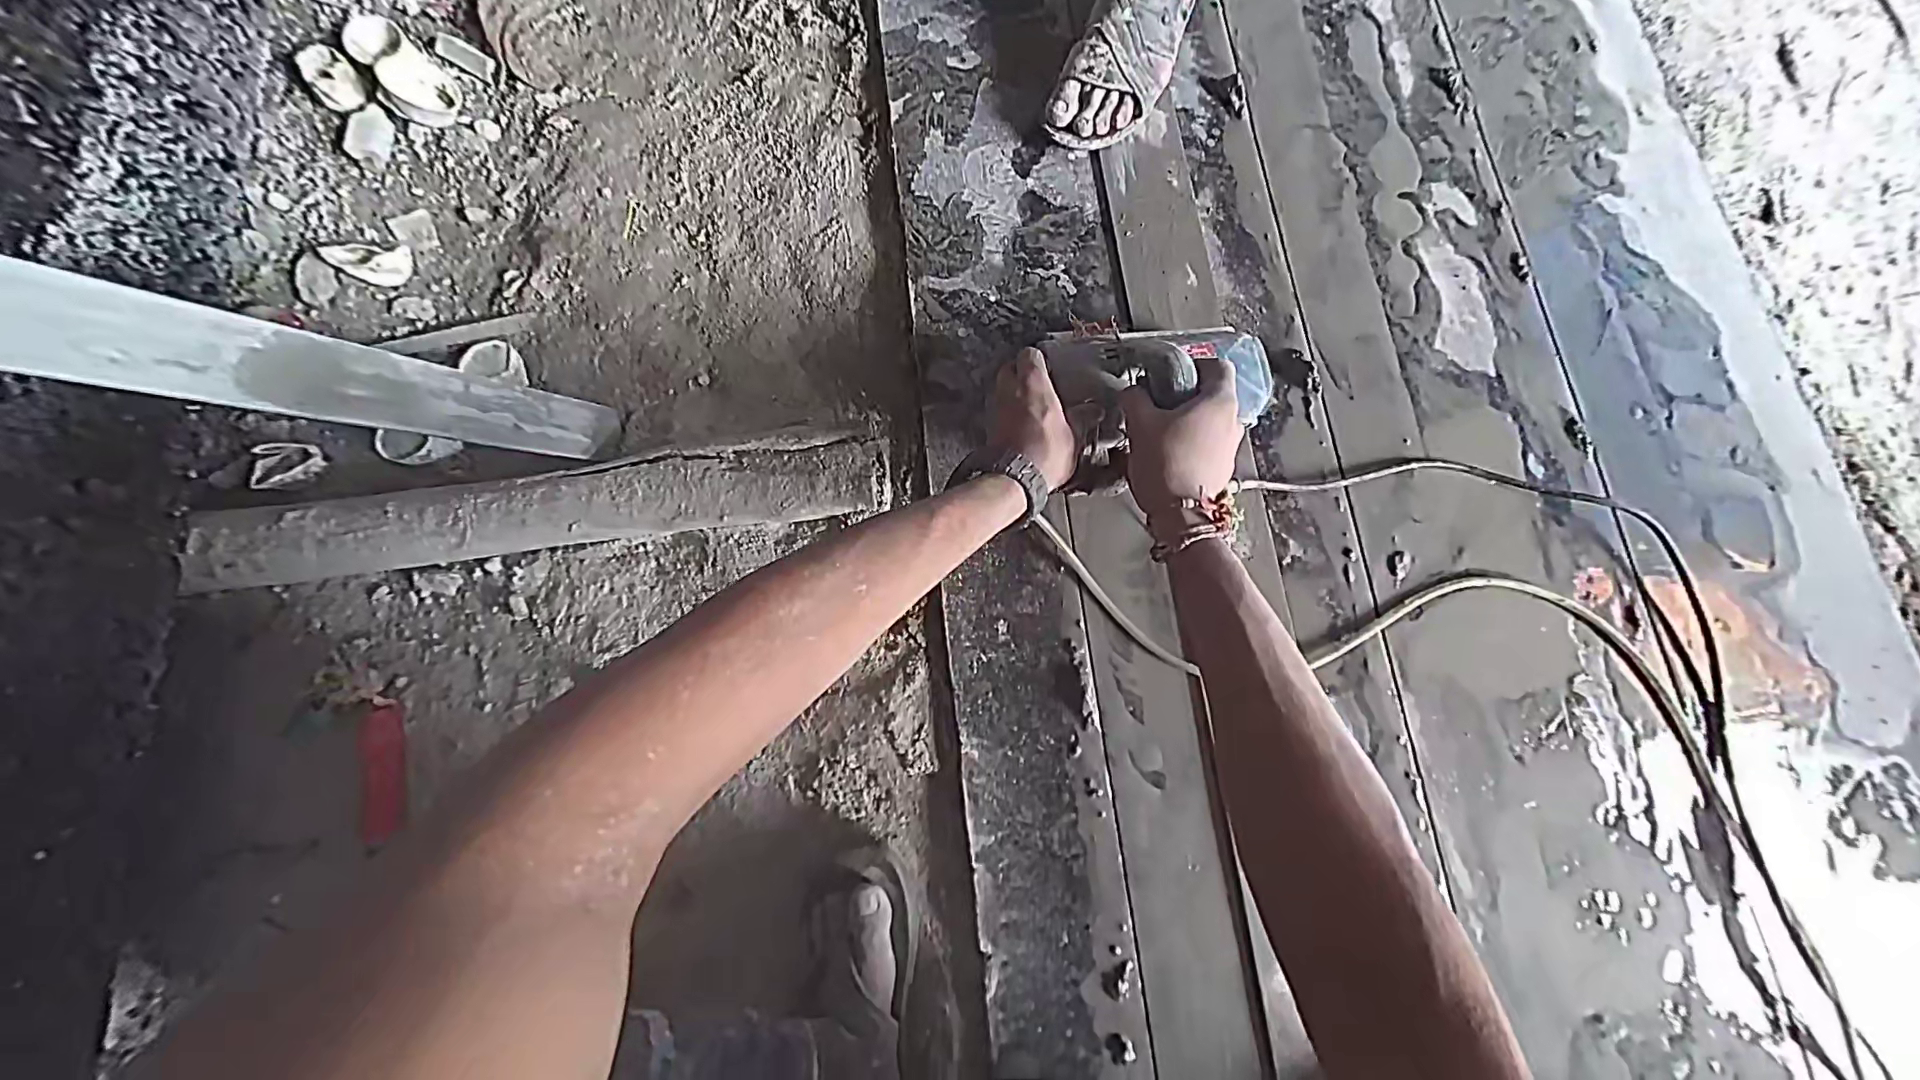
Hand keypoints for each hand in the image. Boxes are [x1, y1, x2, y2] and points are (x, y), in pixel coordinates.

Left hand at [985, 347, 1078, 489]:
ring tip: (1029, 407)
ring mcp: (995, 408)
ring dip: (1012, 395)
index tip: (1049, 367)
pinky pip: (996, 412)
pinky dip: (1005, 415)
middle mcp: (1009, 390)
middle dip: (1021, 374)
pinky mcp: (987, 428)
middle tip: (1038, 386)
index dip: (1039, 359)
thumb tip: (1093, 411)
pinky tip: (1019, 427)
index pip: (1030, 354)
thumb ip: (1082, 419)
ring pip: (1001, 390)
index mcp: (1033, 383)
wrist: (1014, 479)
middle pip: (1010, 368)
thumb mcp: (1073, 436)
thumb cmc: (1043, 454)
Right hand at [1120, 354, 1240, 527]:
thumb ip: (1135, 399)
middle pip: (1214, 394)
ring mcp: (1232, 446)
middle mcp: (1234, 420)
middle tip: (1160, 402)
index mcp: (1220, 401)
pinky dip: (1193, 442)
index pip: (1217, 365)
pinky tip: (1170, 452)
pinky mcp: (1224, 468)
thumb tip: (1132, 391)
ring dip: (1190, 420)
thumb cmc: (1165, 463)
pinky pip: (1209, 444)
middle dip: (1187, 395)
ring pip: (1211, 421)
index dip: (1193, 363)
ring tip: (1161, 430)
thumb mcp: (1141, 424)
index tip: (1170, 373)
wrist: (1179, 514)